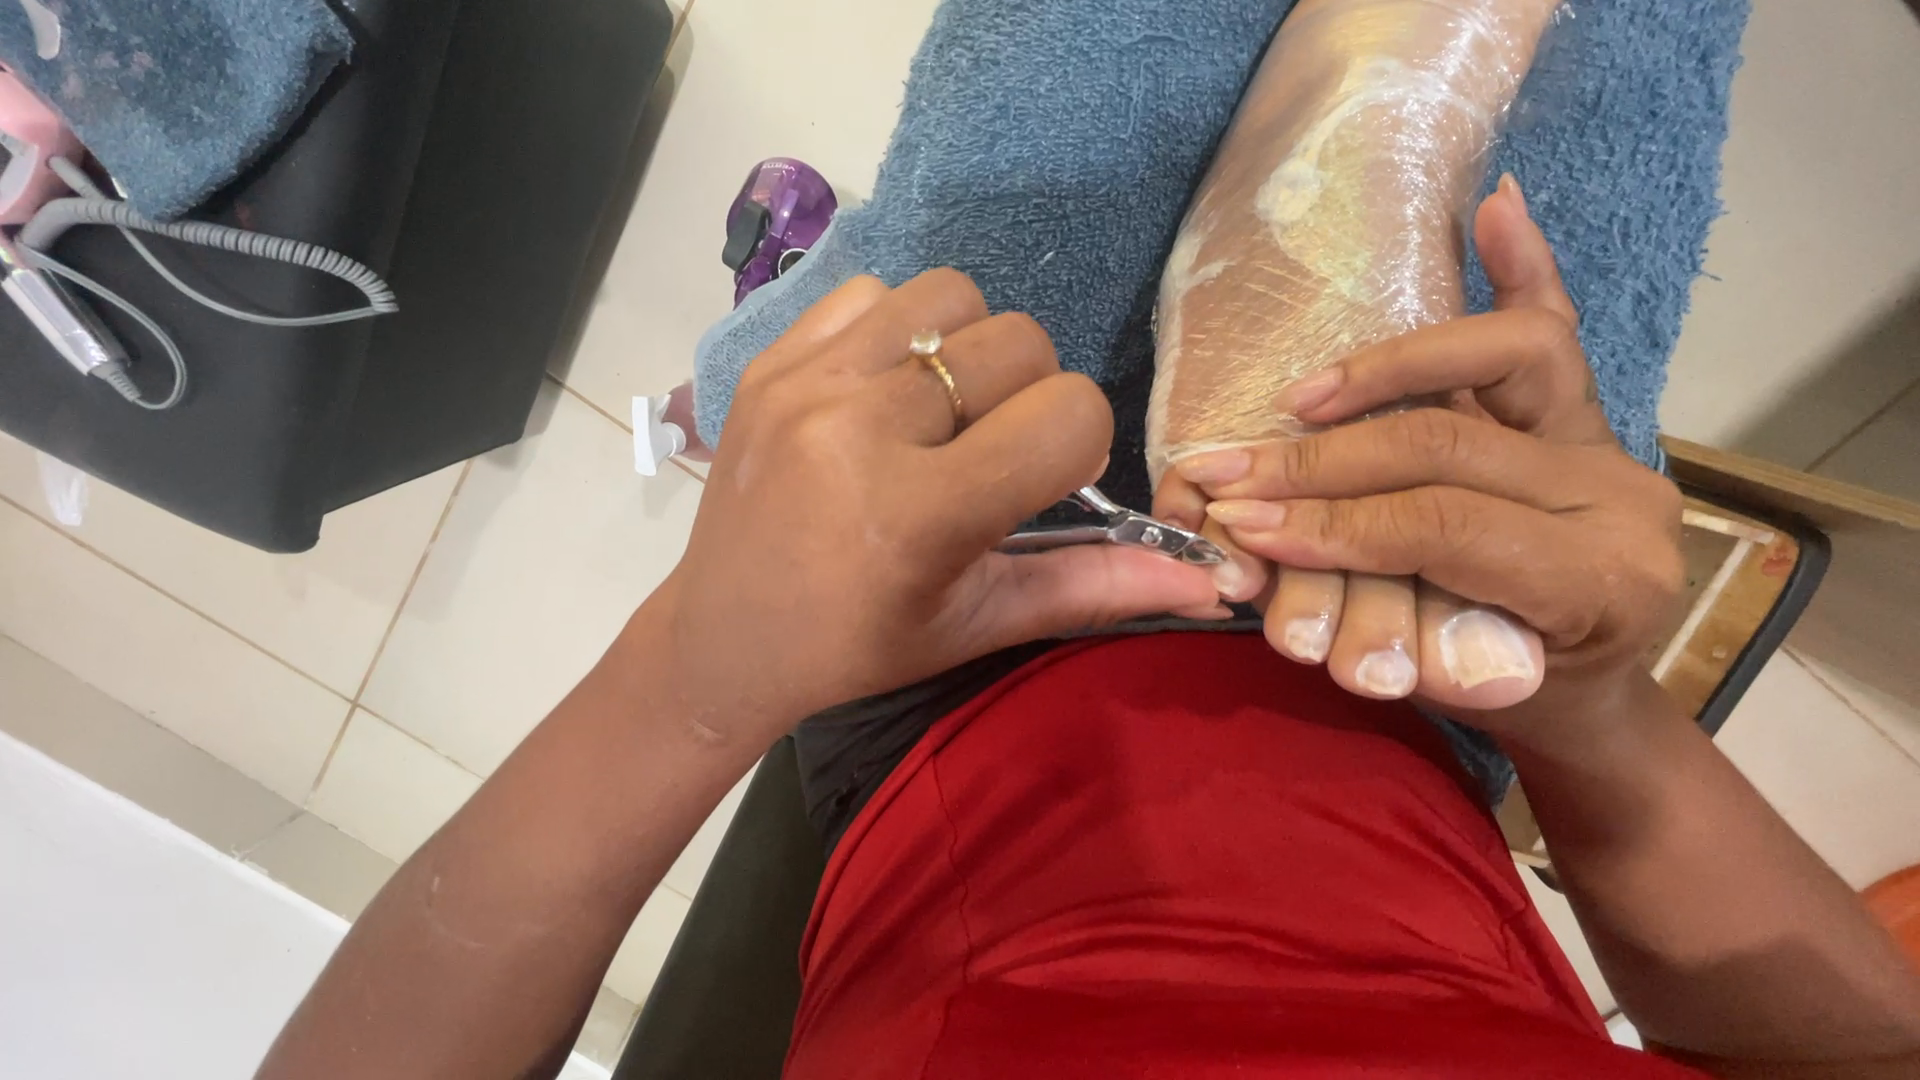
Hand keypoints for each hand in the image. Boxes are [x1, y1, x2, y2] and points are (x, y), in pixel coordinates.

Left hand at [652, 270, 1218, 740]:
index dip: (1078, 444)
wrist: (726, 636)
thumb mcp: (978, 623)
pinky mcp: (771, 358)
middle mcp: (863, 428)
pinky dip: (900, 330)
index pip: (1069, 415)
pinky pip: (874, 291)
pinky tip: (881, 391)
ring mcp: (808, 382)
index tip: (1040, 480)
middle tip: (988, 451)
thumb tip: (1210, 582)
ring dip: (970, 350)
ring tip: (938, 412)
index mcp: (921, 512)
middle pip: (1020, 343)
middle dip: (1029, 397)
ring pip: (952, 296)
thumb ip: (1093, 588)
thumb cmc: (860, 644)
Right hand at [1174, 178, 1685, 740]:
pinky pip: (1558, 329)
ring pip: (1510, 354)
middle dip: (1325, 460)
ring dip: (1389, 362)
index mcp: (1595, 579)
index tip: (1245, 526)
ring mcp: (1605, 441)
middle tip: (1239, 471)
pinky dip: (1525, 265)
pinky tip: (1494, 212)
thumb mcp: (1442, 687)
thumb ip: (1362, 631)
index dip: (1334, 522)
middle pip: (1448, 442)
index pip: (1441, 525)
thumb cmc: (1508, 694)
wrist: (1587, 687)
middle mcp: (1616, 493)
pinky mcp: (1586, 416)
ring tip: (1301, 396)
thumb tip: (1249, 568)